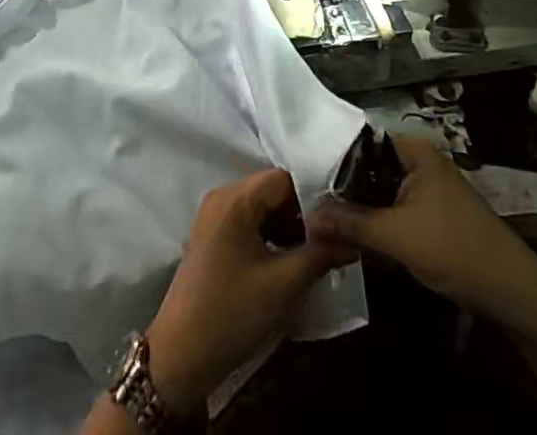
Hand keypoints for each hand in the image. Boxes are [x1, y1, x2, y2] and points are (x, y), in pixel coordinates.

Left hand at [144, 169, 346, 414]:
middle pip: (275, 190)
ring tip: (317, 251)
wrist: (180, 359)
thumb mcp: (285, 283)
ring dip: (291, 226)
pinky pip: (252, 221)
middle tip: (333, 238)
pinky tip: (291, 259)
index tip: (341, 220)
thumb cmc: (232, 314)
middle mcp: (223, 197)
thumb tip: (356, 238)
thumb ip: (323, 253)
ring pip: (265, 207)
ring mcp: (215, 216)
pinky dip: (273, 235)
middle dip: (305, 212)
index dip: (317, 196)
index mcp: (236, 198)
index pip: (287, 178)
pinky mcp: (214, 236)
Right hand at [309, 136, 536, 322]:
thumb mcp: (394, 235)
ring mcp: (426, 191)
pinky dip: (373, 224)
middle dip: (342, 189)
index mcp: (416, 152)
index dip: (334, 157)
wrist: (507, 289)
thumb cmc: (452, 248)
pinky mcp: (428, 217)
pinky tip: (350, 241)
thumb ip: (349, 223)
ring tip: (321, 224)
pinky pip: (391, 212)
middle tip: (307, 205)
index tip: (304, 176)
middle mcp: (420, 163)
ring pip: (379, 193)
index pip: (364, 141)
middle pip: (370, 169)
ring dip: (357, 211)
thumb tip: (308, 216)